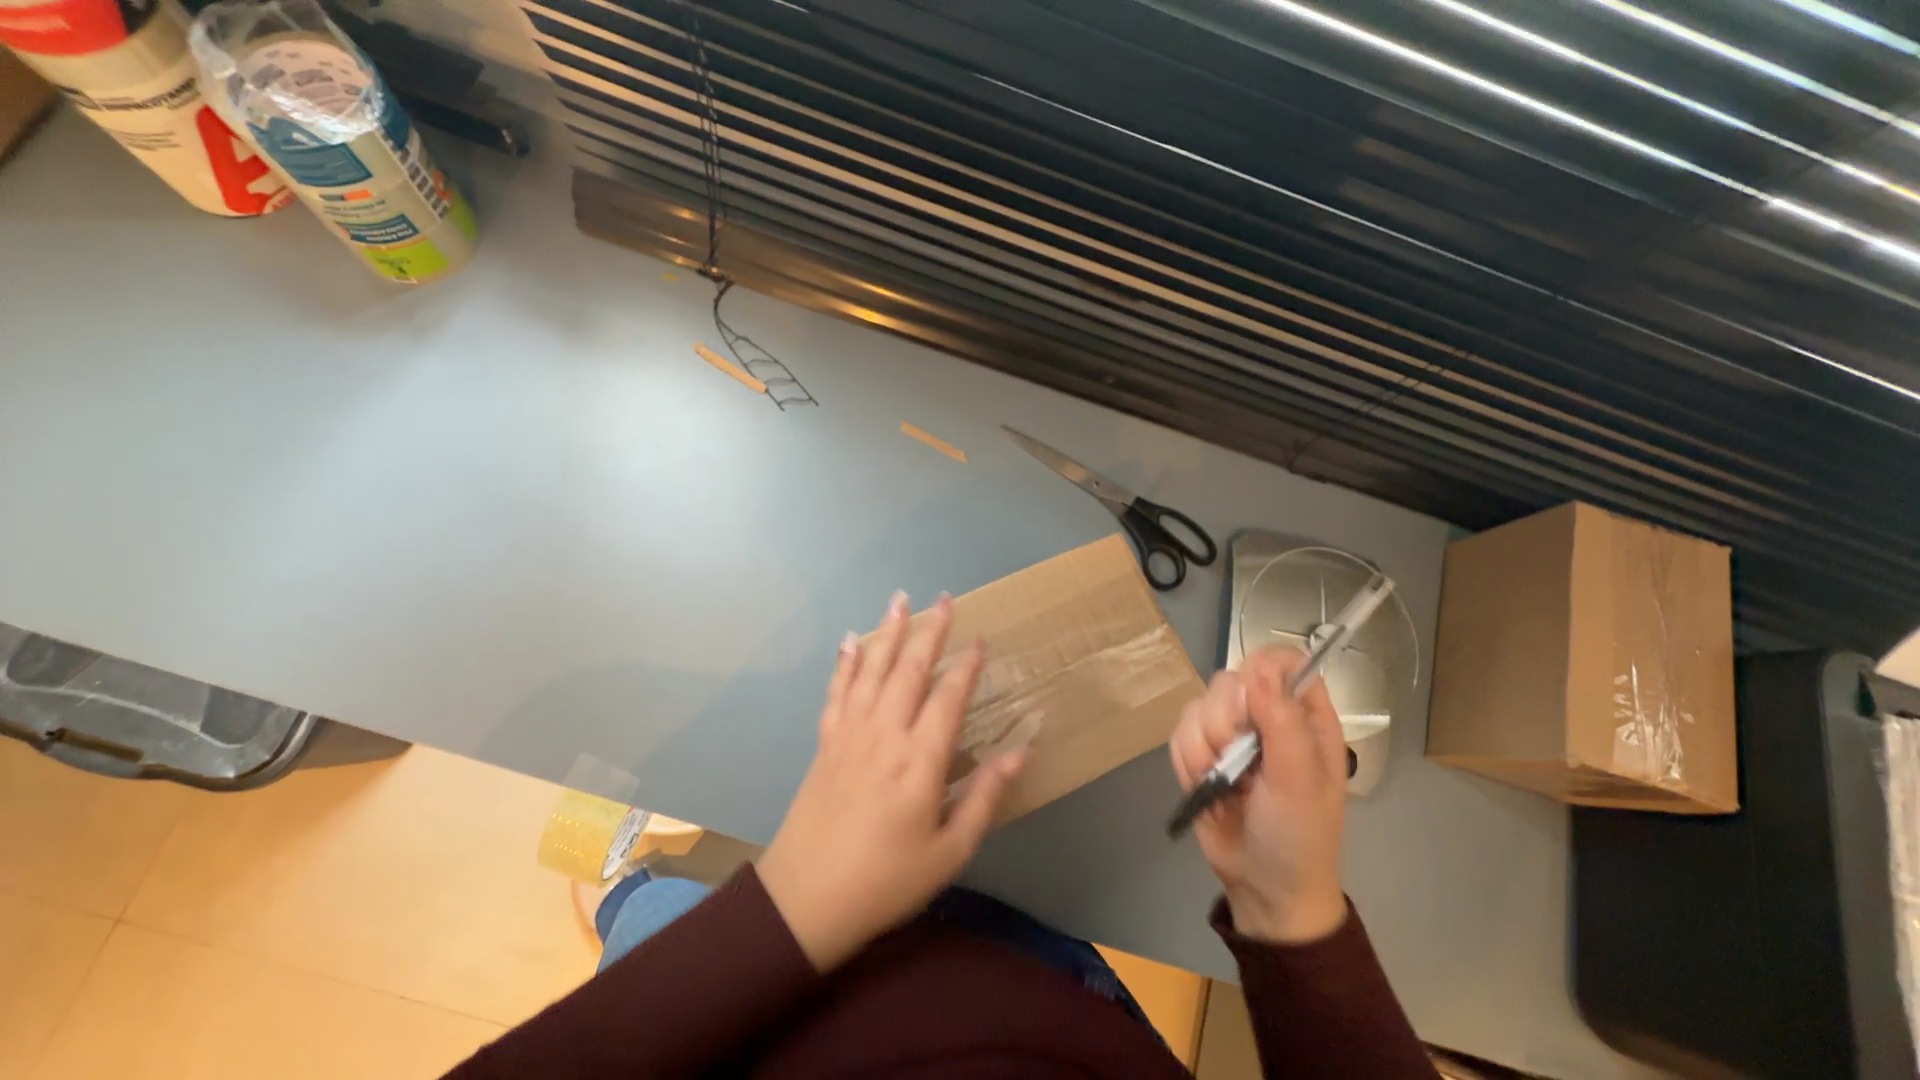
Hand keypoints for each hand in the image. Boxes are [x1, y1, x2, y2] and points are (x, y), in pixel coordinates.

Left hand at [757, 591, 1025, 971]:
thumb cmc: (887, 881)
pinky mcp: (826, 744)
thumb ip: (985, 797)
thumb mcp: (949, 851)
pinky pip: (837, 693)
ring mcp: (850, 736)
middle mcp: (885, 736)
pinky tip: (850, 642)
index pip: (948, 697)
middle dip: (929, 631)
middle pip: (909, 670)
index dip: (967, 665)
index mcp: (920, 761)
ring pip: (871, 671)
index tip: (982, 638)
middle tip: (944, 598)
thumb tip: (1021, 752)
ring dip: (887, 633)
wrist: (806, 900)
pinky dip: (845, 664)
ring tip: (900, 600)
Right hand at [1169, 647, 1348, 943]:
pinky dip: (1186, 762)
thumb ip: (1283, 722)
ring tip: (1224, 783)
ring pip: (1198, 707)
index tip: (1251, 704)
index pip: (1282, 662)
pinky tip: (1206, 788)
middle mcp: (1267, 718)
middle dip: (1224, 722)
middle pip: (1229, 681)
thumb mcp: (1300, 781)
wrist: (1264, 888)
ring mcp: (1231, 735)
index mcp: (1305, 718)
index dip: (1260, 674)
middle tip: (1240, 759)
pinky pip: (1178, 734)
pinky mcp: (1200, 754)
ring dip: (1203, 748)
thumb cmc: (1299, 836)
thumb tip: (1258, 670)